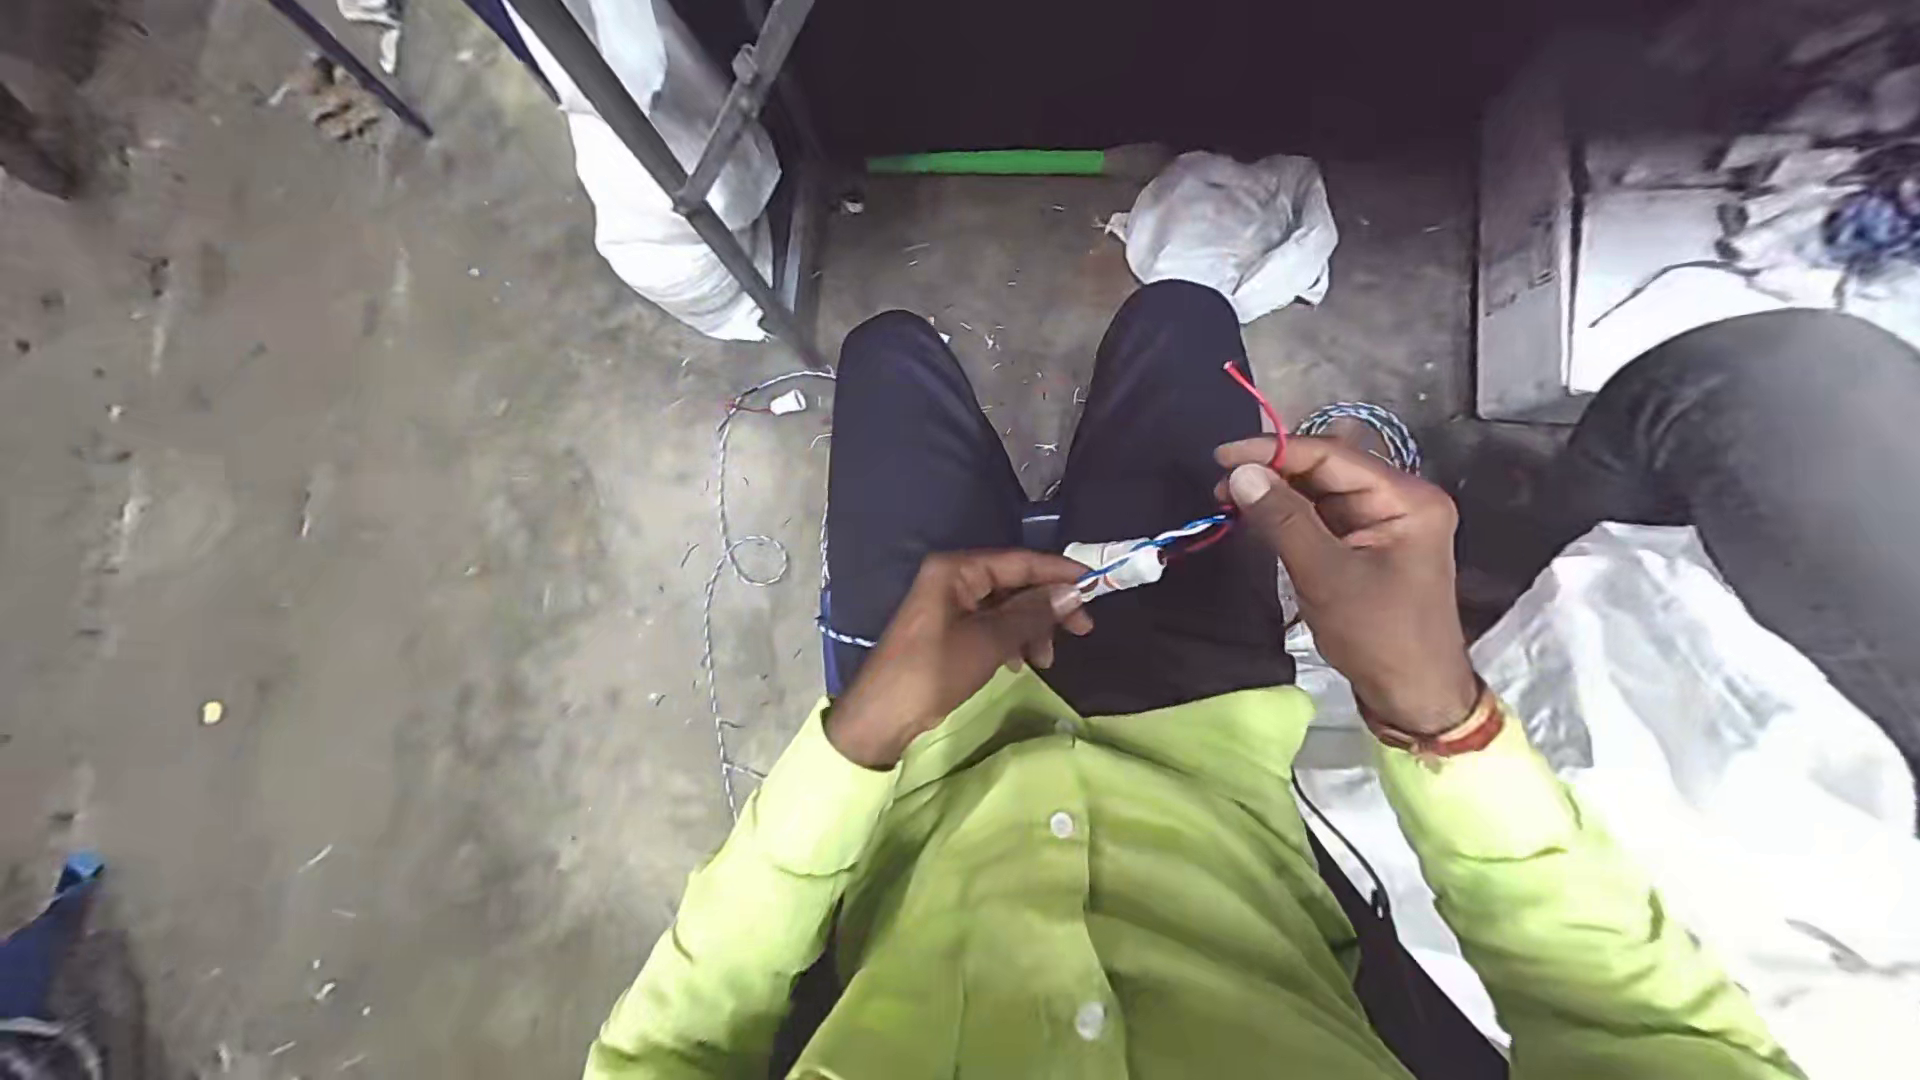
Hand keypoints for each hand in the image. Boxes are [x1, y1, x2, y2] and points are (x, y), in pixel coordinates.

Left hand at [826, 550, 1094, 768]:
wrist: (884, 714)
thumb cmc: (934, 670)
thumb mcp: (989, 641)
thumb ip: (1032, 614)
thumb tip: (1071, 593)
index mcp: (956, 569)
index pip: (1018, 561)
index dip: (1058, 571)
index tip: (1094, 584)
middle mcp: (953, 578)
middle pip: (1014, 584)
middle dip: (1046, 608)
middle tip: (1081, 630)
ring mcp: (951, 604)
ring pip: (1006, 607)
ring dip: (1031, 629)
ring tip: (1044, 660)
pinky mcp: (951, 629)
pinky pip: (992, 625)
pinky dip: (1011, 641)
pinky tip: (1019, 663)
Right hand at [1214, 436, 1477, 735]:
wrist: (1410, 691)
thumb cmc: (1377, 634)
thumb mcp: (1325, 574)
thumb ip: (1283, 519)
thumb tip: (1241, 474)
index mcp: (1404, 499)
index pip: (1331, 456)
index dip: (1274, 450)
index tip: (1222, 456)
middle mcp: (1396, 499)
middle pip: (1324, 468)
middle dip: (1271, 471)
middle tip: (1221, 484)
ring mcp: (1379, 521)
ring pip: (1317, 490)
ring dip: (1273, 491)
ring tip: (1228, 499)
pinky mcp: (1361, 541)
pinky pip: (1317, 514)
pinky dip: (1283, 513)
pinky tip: (1255, 515)